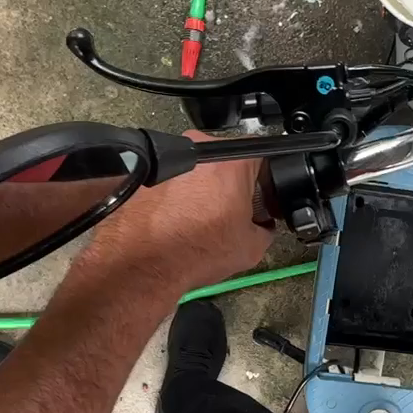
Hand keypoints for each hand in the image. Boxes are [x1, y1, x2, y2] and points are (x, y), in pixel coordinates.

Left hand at [77, 132, 271, 294]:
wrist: (145, 262)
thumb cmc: (194, 250)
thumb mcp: (251, 248)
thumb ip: (265, 229)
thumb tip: (263, 226)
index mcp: (233, 160)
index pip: (264, 158)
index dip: (267, 181)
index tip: (263, 198)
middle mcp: (200, 150)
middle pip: (228, 161)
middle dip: (233, 184)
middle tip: (233, 212)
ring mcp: (171, 158)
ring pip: (199, 168)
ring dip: (205, 188)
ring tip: (203, 217)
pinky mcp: (149, 171)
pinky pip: (174, 177)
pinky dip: (180, 193)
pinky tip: (181, 217)